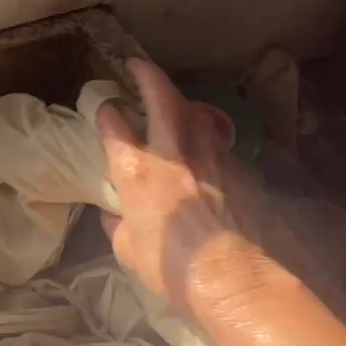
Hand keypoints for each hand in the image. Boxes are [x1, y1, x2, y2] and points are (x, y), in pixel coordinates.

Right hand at [97, 57, 280, 320]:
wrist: (232, 281)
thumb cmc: (168, 266)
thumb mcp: (126, 248)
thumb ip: (118, 223)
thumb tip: (116, 213)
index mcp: (134, 168)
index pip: (113, 124)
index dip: (107, 114)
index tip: (105, 110)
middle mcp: (170, 153)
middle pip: (161, 99)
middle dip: (147, 76)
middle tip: (137, 64)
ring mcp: (209, 160)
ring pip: (197, 116)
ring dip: (184, 104)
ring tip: (177, 103)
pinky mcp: (239, 175)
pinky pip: (221, 148)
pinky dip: (210, 142)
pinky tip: (209, 154)